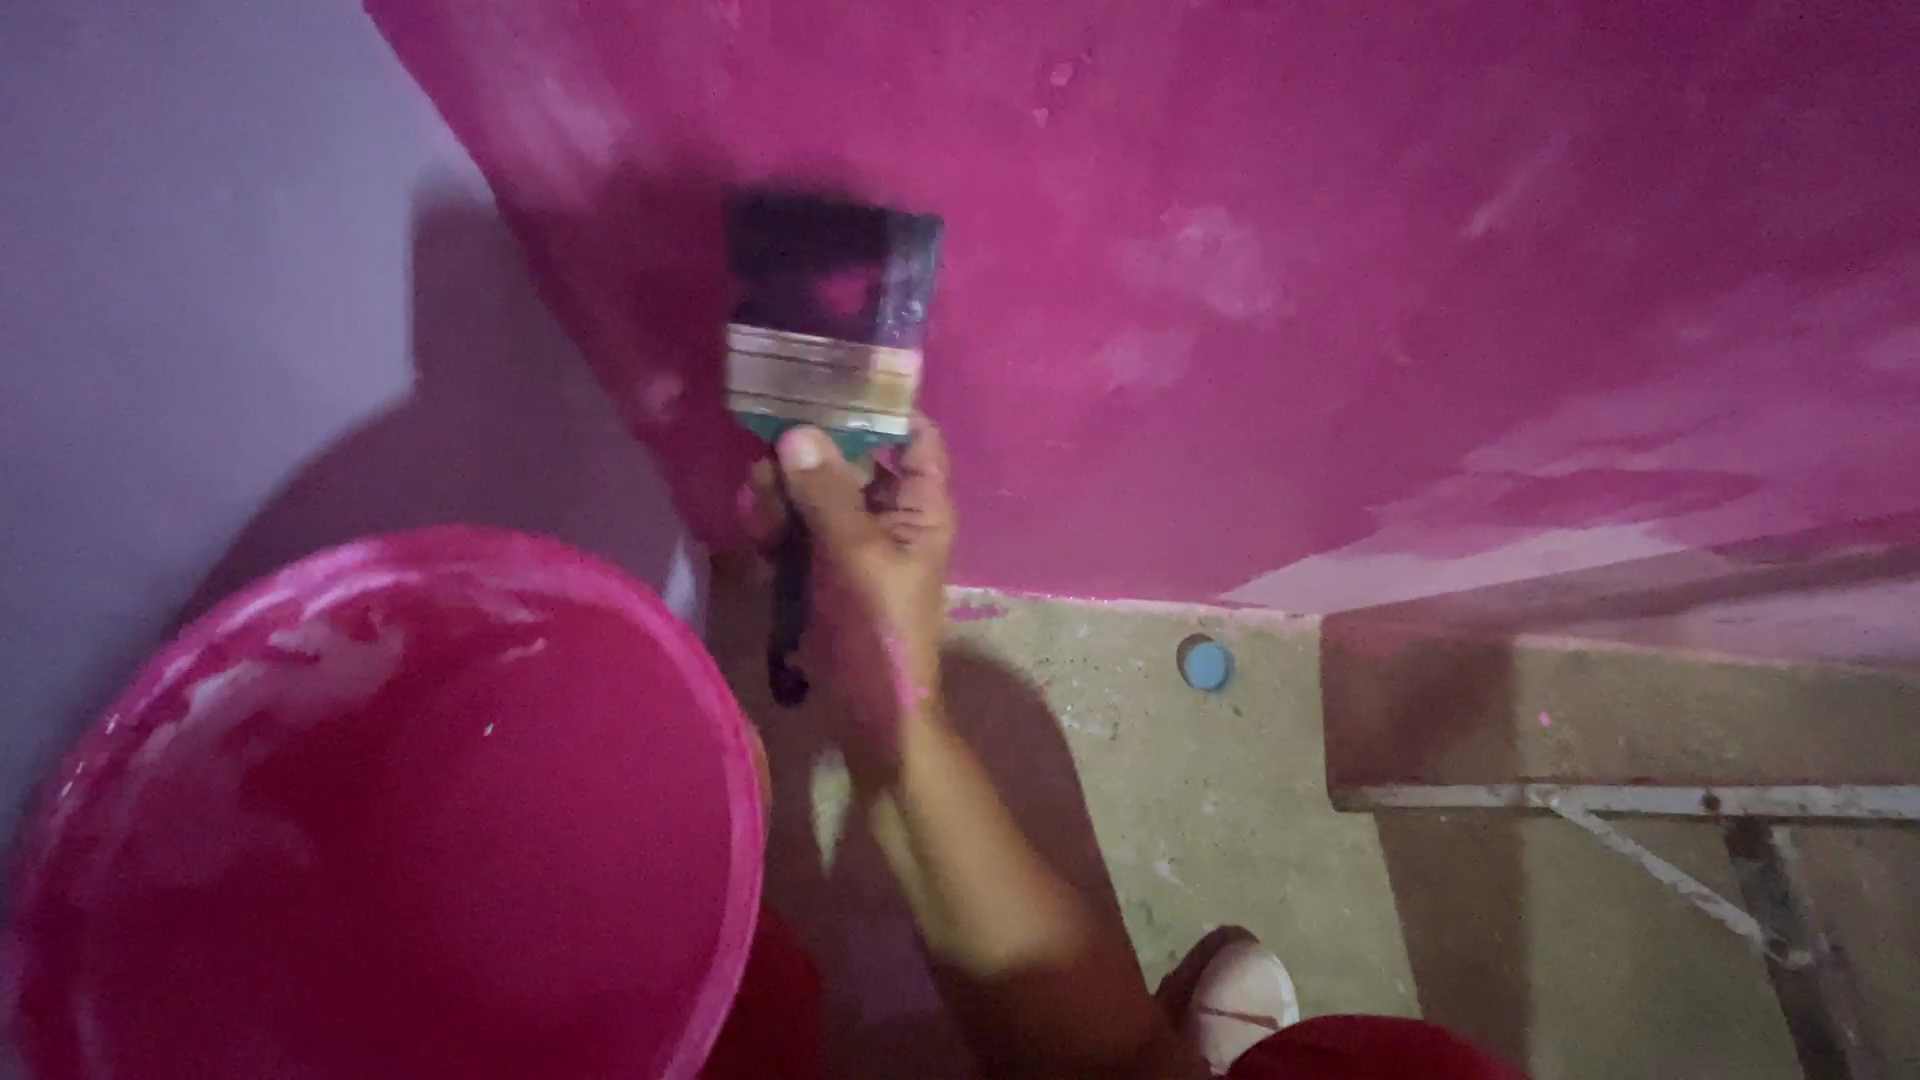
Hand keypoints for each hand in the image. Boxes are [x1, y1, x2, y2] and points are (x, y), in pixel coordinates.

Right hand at [756, 416, 954, 763]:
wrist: (869, 710)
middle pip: (849, 456)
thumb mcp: (860, 561)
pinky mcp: (819, 561)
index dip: (882, 406)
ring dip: (781, 492)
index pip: (914, 435)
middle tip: (767, 463)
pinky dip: (773, 525)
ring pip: (812, 488)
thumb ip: (829, 497)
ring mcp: (851, 536)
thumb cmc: (883, 634)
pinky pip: (793, 524)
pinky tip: (754, 536)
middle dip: (807, 455)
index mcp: (920, 505)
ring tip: (757, 509)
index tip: (828, 383)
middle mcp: (889, 511)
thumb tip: (798, 433)